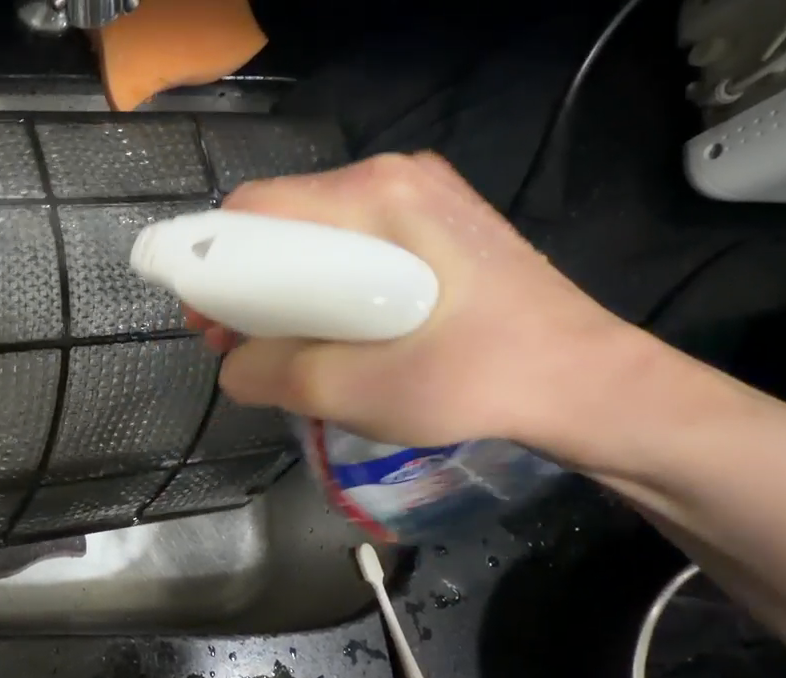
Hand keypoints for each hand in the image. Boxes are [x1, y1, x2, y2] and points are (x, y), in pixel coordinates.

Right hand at [191, 151, 645, 454]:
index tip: (203, 320)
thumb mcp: (355, 389)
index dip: (209, 262)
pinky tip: (315, 332)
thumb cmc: (475, 378)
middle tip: (229, 342)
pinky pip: (342, 246)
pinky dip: (312, 287)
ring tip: (267, 346)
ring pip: (307, 236)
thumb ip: (272, 374)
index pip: (253, 209)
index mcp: (375, 199)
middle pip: (277, 221)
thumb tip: (230, 367)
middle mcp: (393, 181)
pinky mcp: (429, 227)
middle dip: (239, 282)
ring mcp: (417, 200)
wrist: (582, 381)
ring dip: (272, 290)